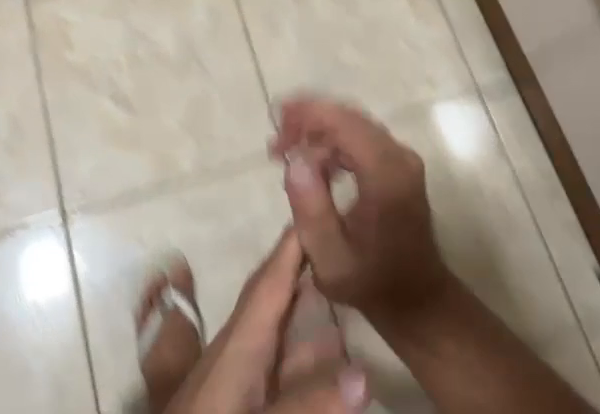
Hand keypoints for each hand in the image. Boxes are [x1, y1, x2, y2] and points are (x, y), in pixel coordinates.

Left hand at [165, 229, 369, 413]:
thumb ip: (305, 403)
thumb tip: (364, 374)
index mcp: (236, 350)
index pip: (269, 285)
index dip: (291, 248)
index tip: (314, 206)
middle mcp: (235, 358)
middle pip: (273, 306)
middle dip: (302, 275)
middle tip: (340, 246)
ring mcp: (234, 383)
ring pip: (277, 341)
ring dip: (307, 319)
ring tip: (344, 298)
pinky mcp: (236, 402)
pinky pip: (275, 372)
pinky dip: (302, 360)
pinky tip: (326, 360)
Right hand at [272, 98, 452, 317]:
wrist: (418, 300)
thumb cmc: (371, 282)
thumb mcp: (330, 257)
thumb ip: (311, 207)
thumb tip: (294, 160)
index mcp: (385, 175)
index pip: (344, 124)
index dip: (308, 114)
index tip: (277, 121)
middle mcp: (399, 158)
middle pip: (349, 118)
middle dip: (309, 121)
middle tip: (276, 144)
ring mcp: (403, 161)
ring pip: (355, 126)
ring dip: (320, 132)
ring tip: (287, 153)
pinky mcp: (400, 167)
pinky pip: (363, 140)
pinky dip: (334, 143)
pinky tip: (313, 166)